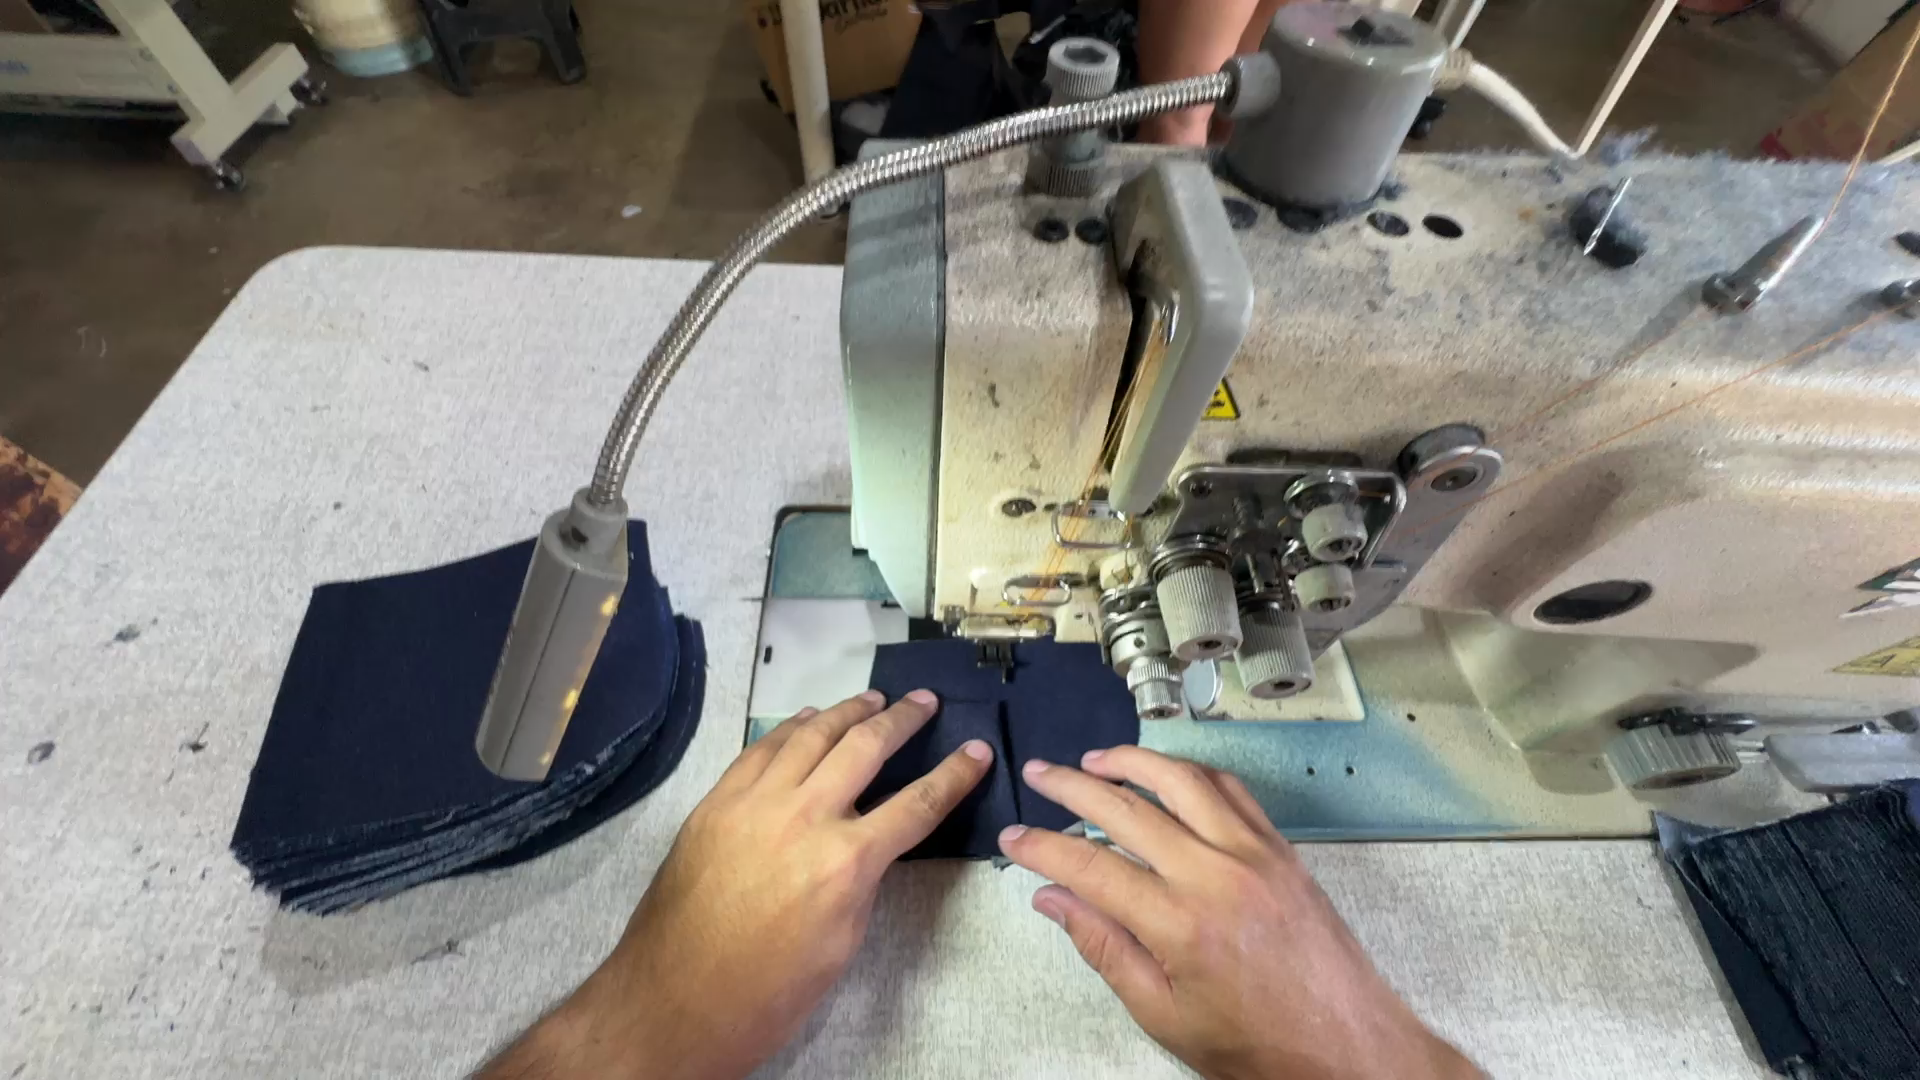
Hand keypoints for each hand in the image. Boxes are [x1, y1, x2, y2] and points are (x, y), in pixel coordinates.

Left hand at [479, 690, 992, 1079]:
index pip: (917, 803)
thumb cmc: (768, 993)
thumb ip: (864, 877)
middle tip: (924, 700)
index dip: (955, 774)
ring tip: (874, 696)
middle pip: (866, 747)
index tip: (977, 749)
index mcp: (845, 863)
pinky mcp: (719, 800)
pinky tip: (809, 717)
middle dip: (903, 718)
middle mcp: (805, 816)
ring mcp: (756, 801)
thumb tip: (873, 835)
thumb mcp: (842, 943)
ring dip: (849, 710)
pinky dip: (793, 726)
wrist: (669, 1004)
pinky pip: (763, 747)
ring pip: (813, 734)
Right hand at [1000, 747, 1478, 1079]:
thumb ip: (1102, 947)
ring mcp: (1251, 851)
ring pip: (1179, 779)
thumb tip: (1049, 896)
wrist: (1355, 1054)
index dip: (1043, 847)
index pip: (1090, 867)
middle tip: (1038, 772)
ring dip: (1129, 761)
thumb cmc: (1254, 1047)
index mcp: (1180, 926)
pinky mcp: (1278, 845)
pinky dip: (1188, 770)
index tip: (1013, 836)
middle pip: (1127, 808)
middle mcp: (1213, 873)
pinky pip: (1228, 787)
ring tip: (1092, 759)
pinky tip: (1163, 771)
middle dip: (1071, 786)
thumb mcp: (1163, 1016)